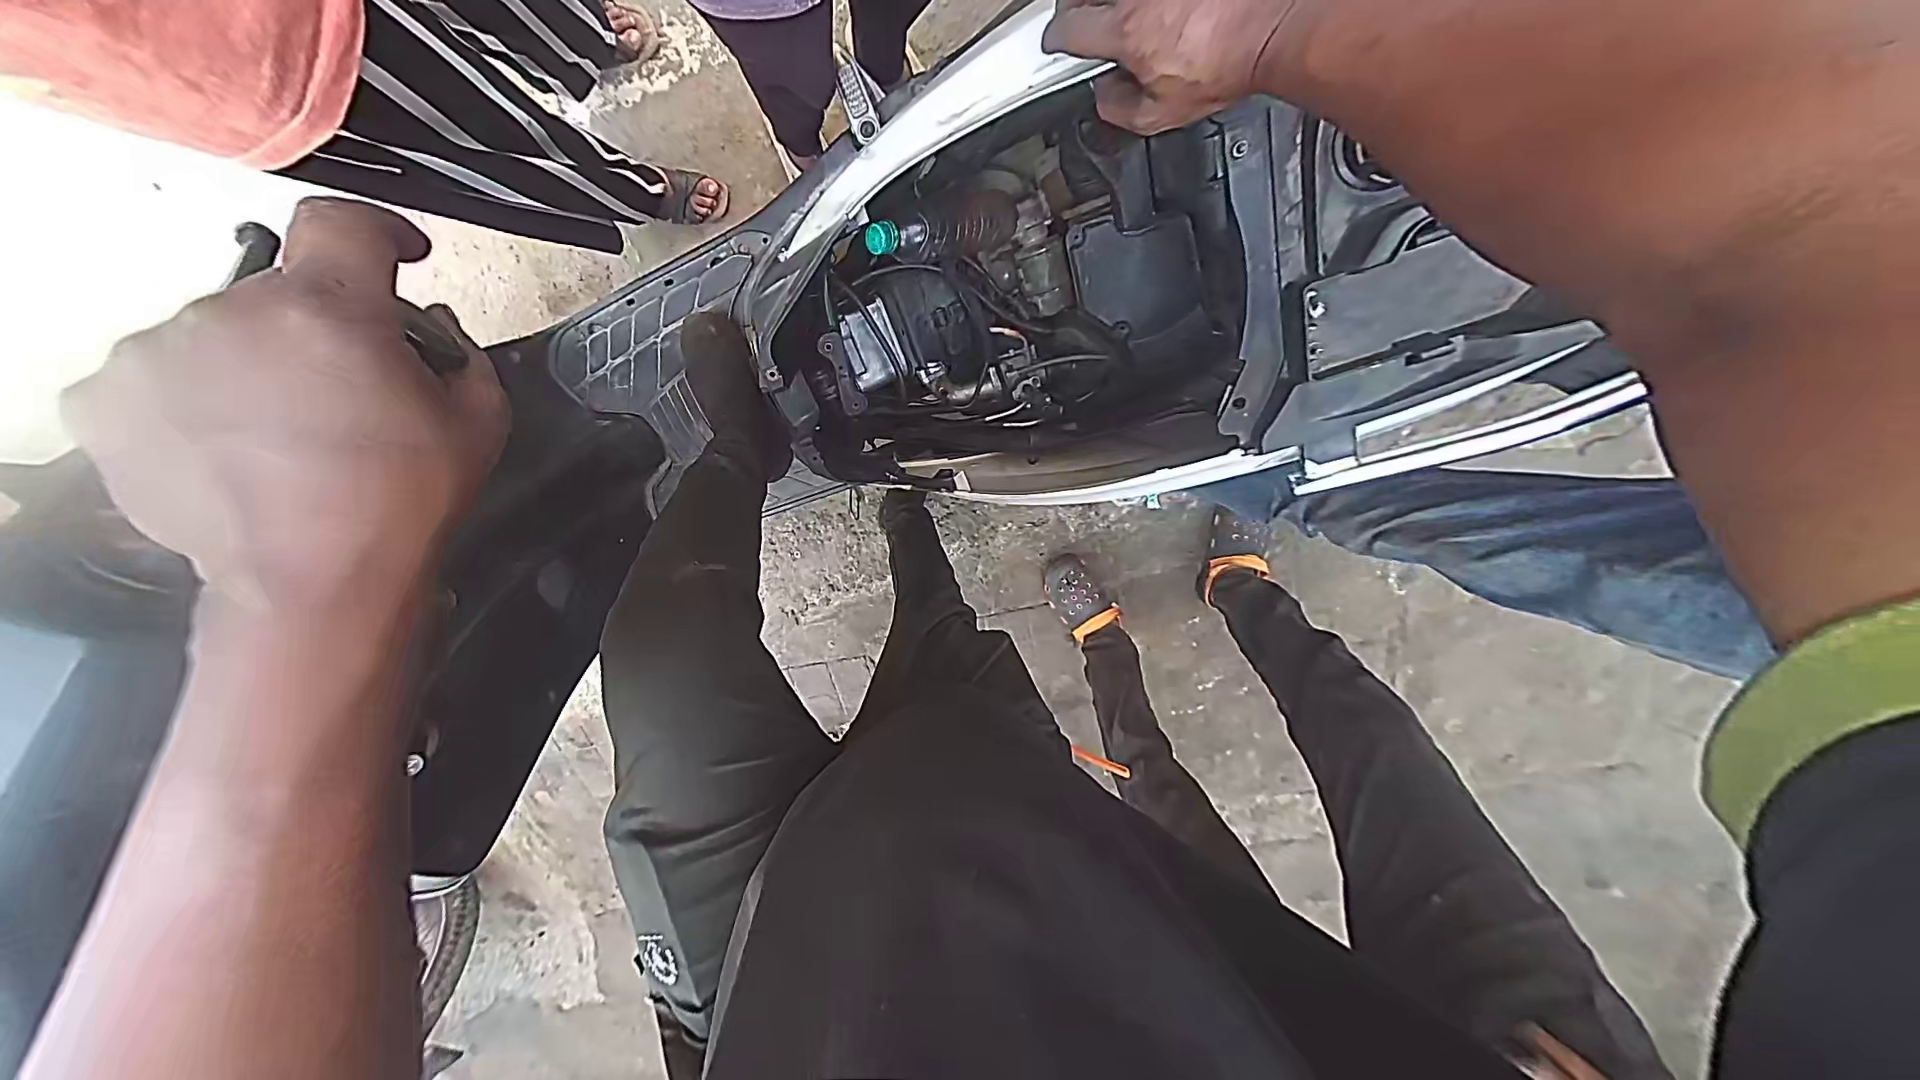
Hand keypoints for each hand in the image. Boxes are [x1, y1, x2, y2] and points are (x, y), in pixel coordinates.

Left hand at [61, 198, 509, 610]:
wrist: (316, 576)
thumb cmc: (406, 498)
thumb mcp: (481, 422)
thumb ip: (464, 354)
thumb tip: (429, 329)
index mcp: (330, 312)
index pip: (345, 223)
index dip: (381, 231)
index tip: (399, 251)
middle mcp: (228, 313)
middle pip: (289, 294)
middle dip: (331, 332)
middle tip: (361, 393)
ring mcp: (154, 353)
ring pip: (226, 334)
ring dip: (268, 364)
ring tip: (300, 432)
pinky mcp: (103, 399)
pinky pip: (168, 374)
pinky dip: (208, 396)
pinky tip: (245, 446)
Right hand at [1042, 0, 1293, 133]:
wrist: (1278, 24)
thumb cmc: (1230, 62)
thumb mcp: (1161, 116)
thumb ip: (1119, 109)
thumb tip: (1104, 96)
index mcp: (1128, 31)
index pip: (1069, 31)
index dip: (1057, 41)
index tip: (1058, 44)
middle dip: (1075, 9)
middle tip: (1080, 22)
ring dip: (1105, 3)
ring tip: (1112, 14)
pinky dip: (1141, 4)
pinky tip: (1152, 12)